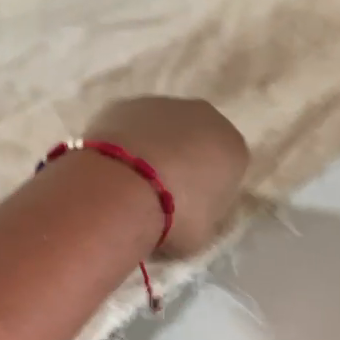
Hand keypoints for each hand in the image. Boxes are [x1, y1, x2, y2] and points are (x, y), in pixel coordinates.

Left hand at [77, 97, 250, 257]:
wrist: (122, 189)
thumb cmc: (172, 218)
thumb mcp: (201, 236)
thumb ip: (205, 220)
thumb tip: (196, 215)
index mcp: (233, 148)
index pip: (225, 169)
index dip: (203, 191)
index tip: (183, 212)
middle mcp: (205, 117)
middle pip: (193, 142)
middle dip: (178, 163)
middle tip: (152, 197)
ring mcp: (162, 105)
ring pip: (158, 131)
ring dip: (148, 150)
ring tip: (125, 184)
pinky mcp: (124, 104)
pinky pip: (125, 128)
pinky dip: (119, 144)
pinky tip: (106, 170)